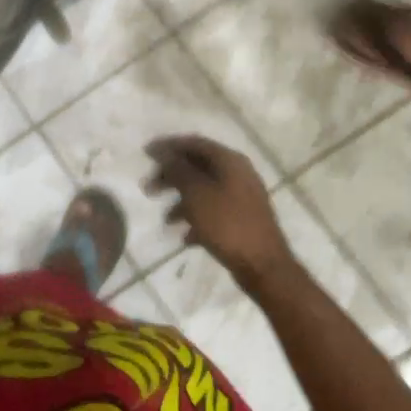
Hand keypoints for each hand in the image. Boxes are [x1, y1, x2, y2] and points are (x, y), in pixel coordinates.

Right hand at [143, 136, 295, 290]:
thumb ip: (176, 168)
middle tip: (148, 188)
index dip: (168, 146)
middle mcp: (239, 174)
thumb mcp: (196, 192)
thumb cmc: (227, 223)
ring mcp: (242, 198)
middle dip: (170, 176)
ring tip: (166, 219)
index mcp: (230, 161)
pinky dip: (197, 219)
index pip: (193, 143)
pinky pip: (213, 212)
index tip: (145, 153)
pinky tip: (185, 237)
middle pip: (197, 166)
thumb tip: (161, 150)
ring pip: (204, 190)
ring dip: (181, 201)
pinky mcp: (243, 220)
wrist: (265, 267)